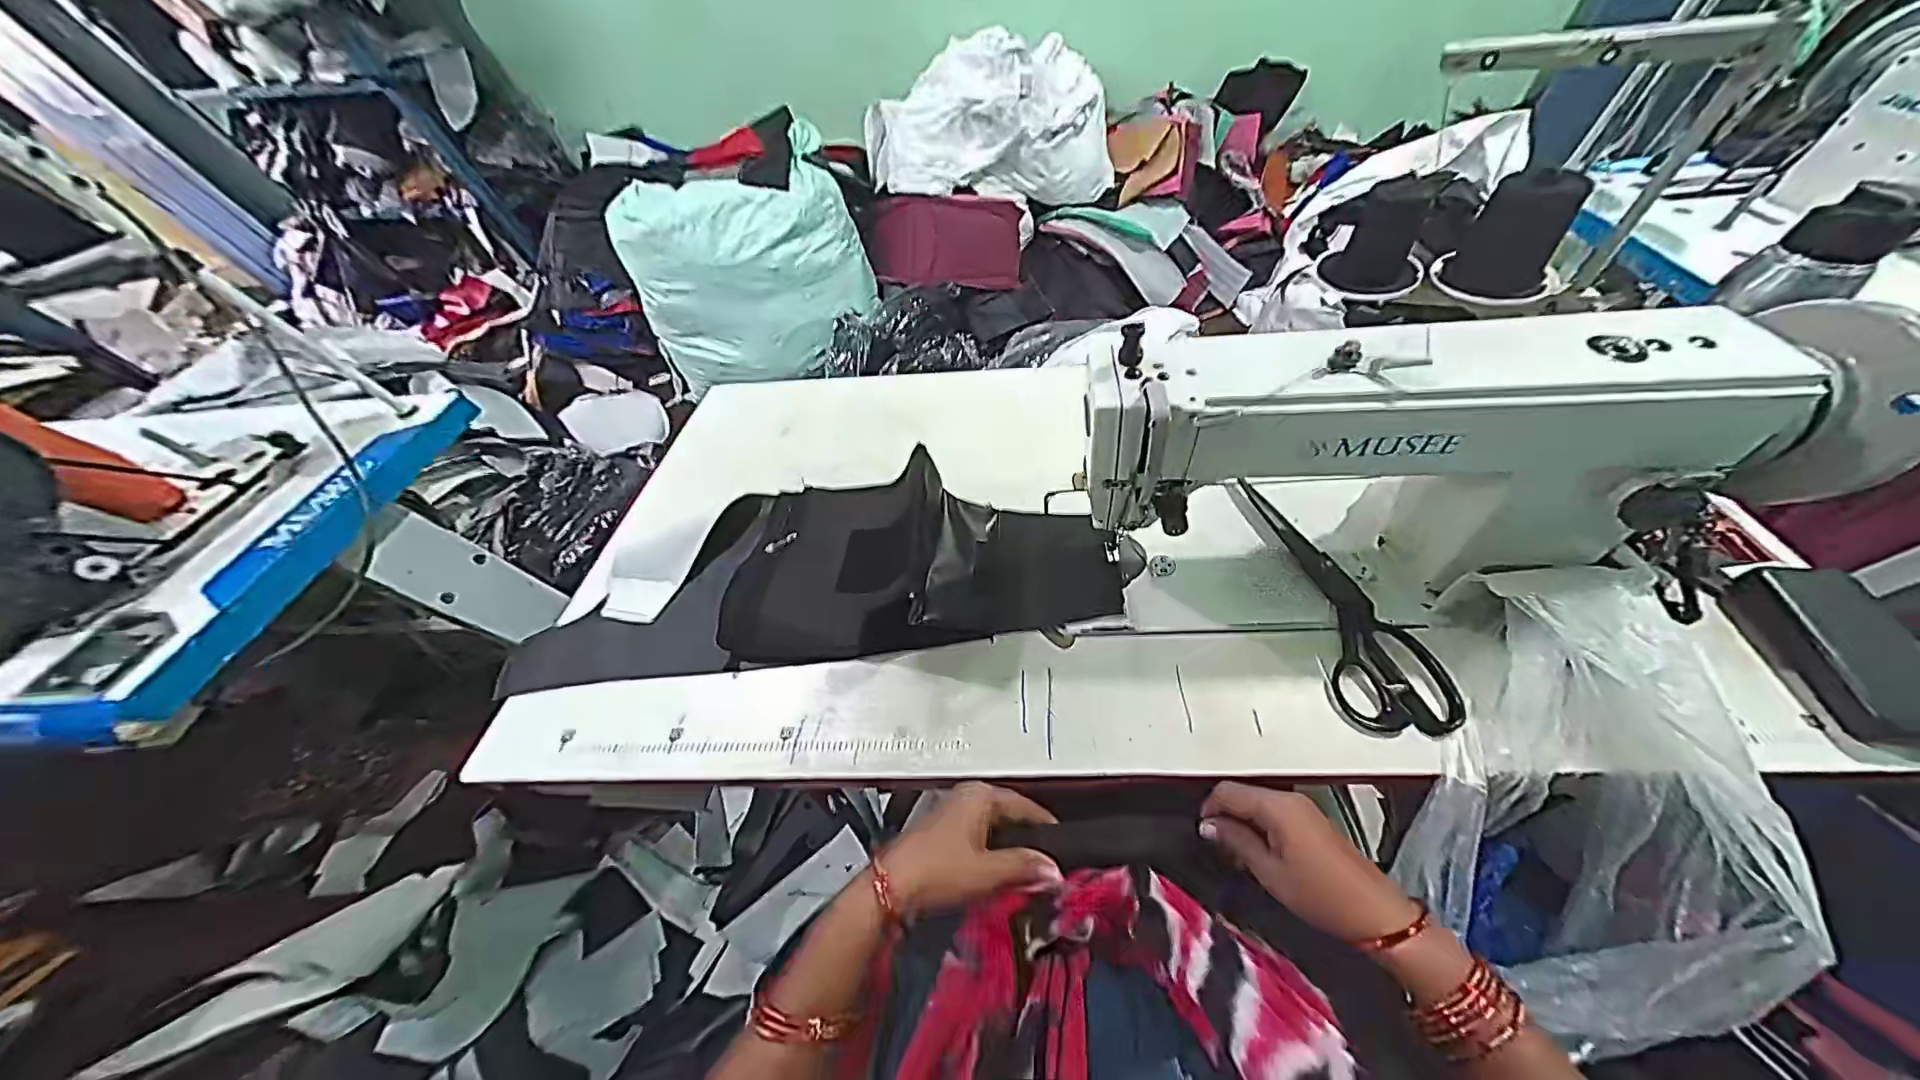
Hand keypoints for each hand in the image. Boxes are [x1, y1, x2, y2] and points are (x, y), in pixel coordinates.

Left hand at [879, 782, 1062, 916]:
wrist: (890, 886)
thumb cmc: (936, 870)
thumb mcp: (987, 872)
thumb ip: (1025, 867)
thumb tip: (1055, 870)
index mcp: (981, 795)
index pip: (1027, 807)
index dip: (1046, 830)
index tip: (1063, 851)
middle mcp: (968, 796)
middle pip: (1011, 816)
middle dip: (1028, 842)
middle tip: (1048, 867)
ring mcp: (954, 811)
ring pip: (995, 828)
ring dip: (1009, 850)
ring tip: (1027, 874)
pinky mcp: (944, 830)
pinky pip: (980, 837)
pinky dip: (992, 853)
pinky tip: (998, 874)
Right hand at [1200, 781, 1420, 943]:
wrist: (1376, 915)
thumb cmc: (1324, 896)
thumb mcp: (1268, 872)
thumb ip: (1235, 841)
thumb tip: (1210, 826)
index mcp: (1277, 806)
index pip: (1227, 790)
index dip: (1209, 809)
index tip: (1204, 832)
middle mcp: (1291, 799)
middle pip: (1242, 793)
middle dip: (1225, 815)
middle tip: (1218, 846)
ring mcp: (1303, 808)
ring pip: (1257, 802)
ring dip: (1242, 821)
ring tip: (1238, 853)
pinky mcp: (1312, 820)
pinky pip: (1274, 812)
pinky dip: (1260, 826)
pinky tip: (1260, 852)